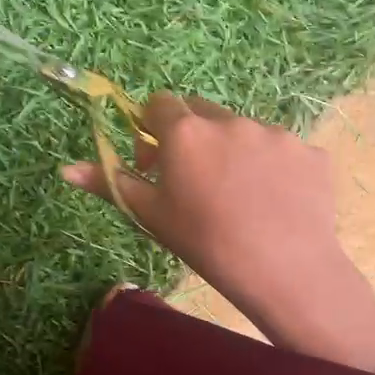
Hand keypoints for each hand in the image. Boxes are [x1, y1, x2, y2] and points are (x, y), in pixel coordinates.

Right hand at [63, 93, 374, 373]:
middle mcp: (228, 120)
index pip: (159, 103)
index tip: (155, 161)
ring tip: (236, 196)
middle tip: (192, 179)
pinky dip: (270, 166)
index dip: (152, 127)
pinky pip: (280, 149)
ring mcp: (274, 134)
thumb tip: (64, 168)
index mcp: (184, 131)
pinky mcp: (311, 151)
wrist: (286, 271)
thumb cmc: (204, 240)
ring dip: (230, 150)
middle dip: (191, 135)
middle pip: (199, 111)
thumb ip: (108, 182)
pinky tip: (272, 201)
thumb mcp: (148, 213)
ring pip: (240, 130)